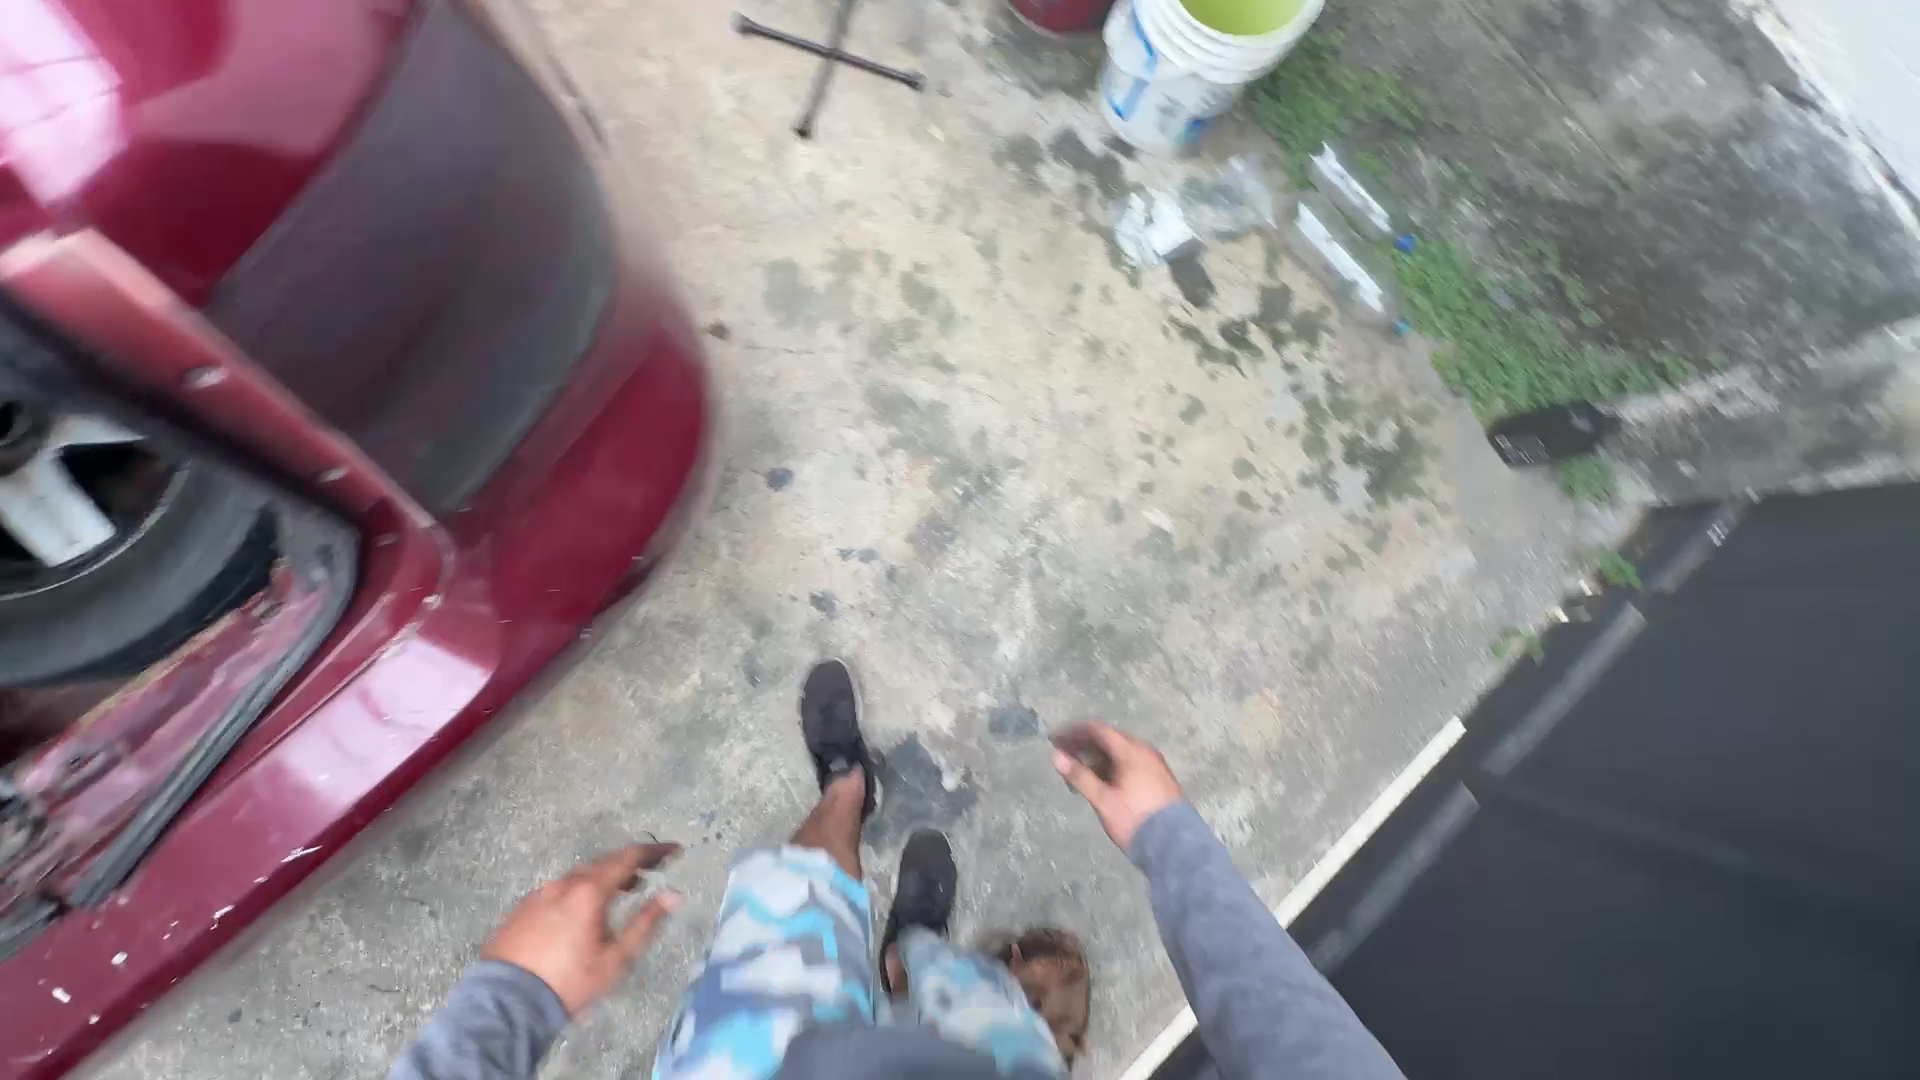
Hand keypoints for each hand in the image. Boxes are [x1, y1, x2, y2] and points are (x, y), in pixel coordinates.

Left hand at [482, 842, 682, 1013]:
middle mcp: (564, 883)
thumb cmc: (568, 981)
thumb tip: (674, 895)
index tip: (674, 850)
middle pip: (604, 862)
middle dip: (629, 864)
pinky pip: (559, 889)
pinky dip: (579, 890)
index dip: (655, 851)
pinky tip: (581, 910)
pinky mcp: (521, 909)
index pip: (629, 857)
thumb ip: (646, 922)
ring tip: (618, 892)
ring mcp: (539, 894)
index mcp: (589, 890)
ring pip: (579, 875)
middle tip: (648, 872)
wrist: (503, 1006)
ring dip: (603, 877)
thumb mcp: (615, 958)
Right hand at [1051, 721, 1184, 851]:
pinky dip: (1112, 767)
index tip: (1055, 741)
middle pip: (1109, 739)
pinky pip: (1130, 762)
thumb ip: (1079, 776)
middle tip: (1065, 759)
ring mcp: (1154, 764)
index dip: (1074, 732)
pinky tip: (1102, 783)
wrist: (1176, 846)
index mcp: (1131, 751)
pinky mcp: (1159, 777)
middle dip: (1084, 746)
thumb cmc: (1135, 820)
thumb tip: (1056, 756)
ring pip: (1120, 752)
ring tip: (1080, 776)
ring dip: (1098, 758)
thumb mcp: (1103, 800)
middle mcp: (1145, 751)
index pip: (1097, 729)